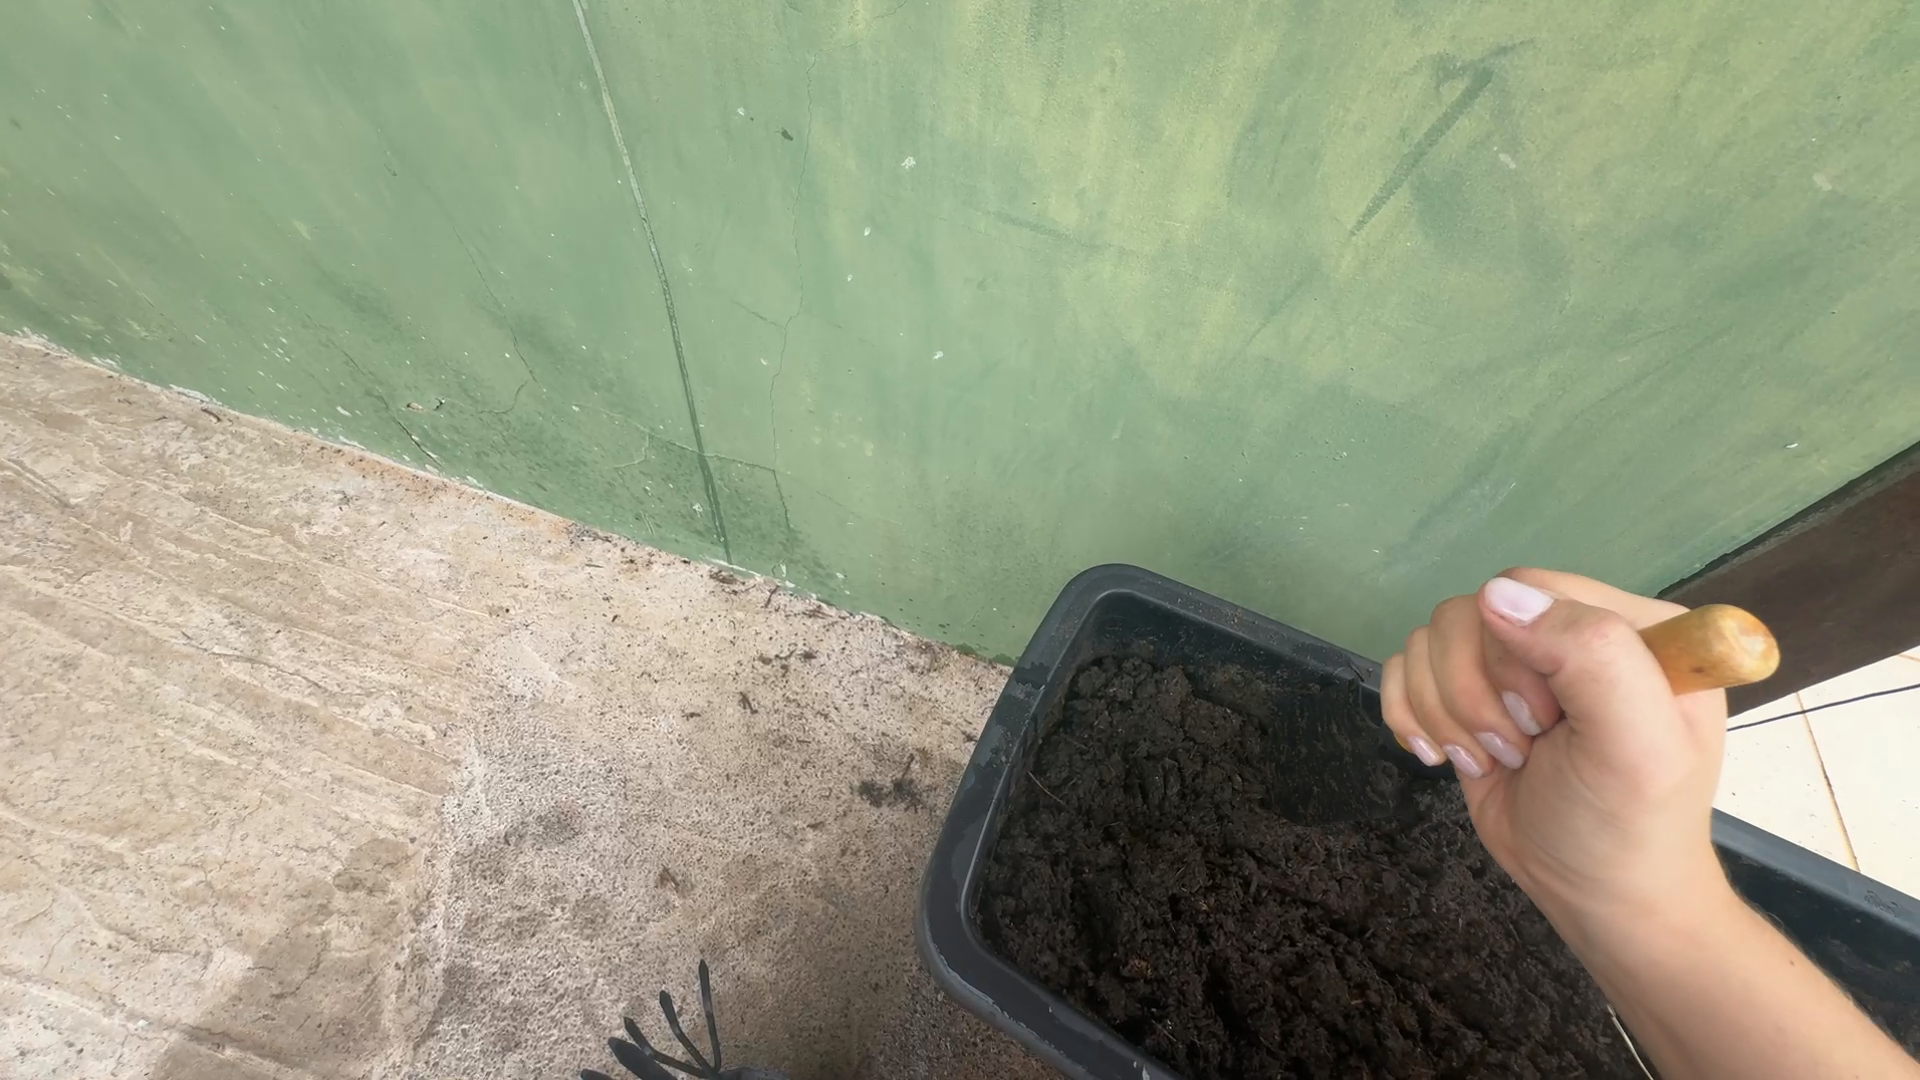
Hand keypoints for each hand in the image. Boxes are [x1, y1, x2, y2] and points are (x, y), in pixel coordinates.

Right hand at [1380, 568, 1732, 927]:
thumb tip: (1494, 593)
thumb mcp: (1635, 748)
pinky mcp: (1457, 690)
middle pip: (1464, 617)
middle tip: (1513, 748)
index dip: (1513, 653)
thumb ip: (1591, 658)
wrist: (1586, 891)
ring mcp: (1503, 664)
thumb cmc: (1625, 825)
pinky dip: (1407, 715)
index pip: (1529, 590)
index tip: (1543, 720)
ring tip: (1487, 760)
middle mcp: (1561, 634)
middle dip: (1471, 691)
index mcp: (1626, 629)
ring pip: (1424, 643)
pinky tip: (1442, 754)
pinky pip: (1398, 669)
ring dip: (1441, 712)